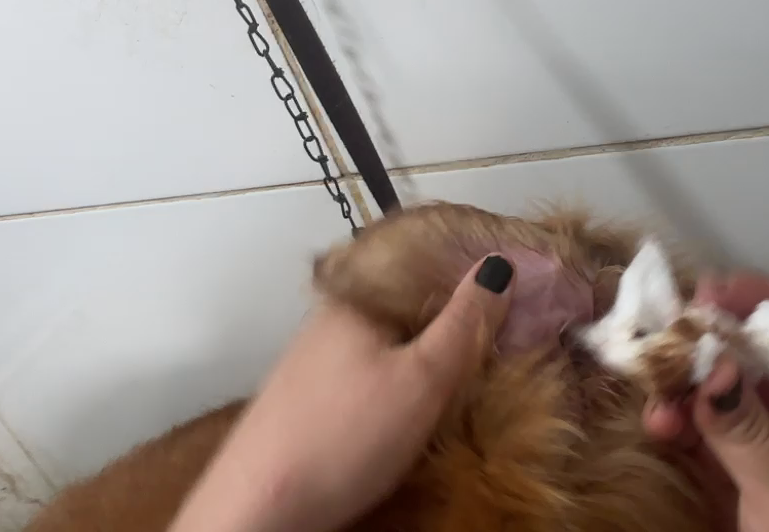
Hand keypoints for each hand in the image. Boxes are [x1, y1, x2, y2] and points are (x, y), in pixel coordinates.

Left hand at [169, 255, 513, 531]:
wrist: (257, 510)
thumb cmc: (347, 434)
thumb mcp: (423, 378)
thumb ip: (464, 321)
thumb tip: (498, 263)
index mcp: (360, 294)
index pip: (425, 261)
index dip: (468, 272)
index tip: (510, 288)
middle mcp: (335, 312)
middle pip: (406, 297)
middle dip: (450, 309)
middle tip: (497, 328)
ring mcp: (317, 352)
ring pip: (388, 332)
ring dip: (425, 341)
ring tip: (466, 359)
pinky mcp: (309, 391)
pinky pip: (369, 361)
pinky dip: (399, 366)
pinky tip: (414, 391)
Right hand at [643, 273, 768, 531]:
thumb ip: (750, 427)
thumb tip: (712, 363)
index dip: (753, 299)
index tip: (706, 292)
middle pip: (742, 349)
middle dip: (702, 338)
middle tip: (662, 333)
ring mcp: (755, 438)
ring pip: (710, 386)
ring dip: (678, 380)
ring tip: (656, 389)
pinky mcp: (725, 469)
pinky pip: (692, 426)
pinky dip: (671, 418)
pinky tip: (657, 423)